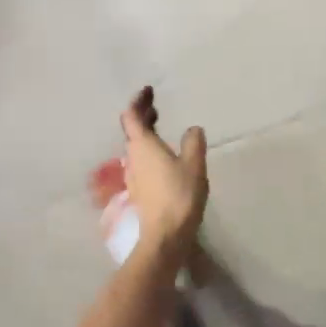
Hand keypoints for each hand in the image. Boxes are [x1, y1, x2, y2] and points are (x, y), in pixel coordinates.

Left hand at [119, 87, 208, 258]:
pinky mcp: (139, 190)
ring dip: (145, 133)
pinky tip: (163, 156)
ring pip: (135, 146)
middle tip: (155, 105)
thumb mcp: (193, 165)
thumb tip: (193, 129)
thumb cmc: (179, 195)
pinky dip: (149, 149)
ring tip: (160, 127)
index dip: (138, 101)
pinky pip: (141, 161)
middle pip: (132, 130)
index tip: (149, 91)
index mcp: (143, 145)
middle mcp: (133, 157)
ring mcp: (133, 175)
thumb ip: (193, 143)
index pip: (131, 116)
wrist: (165, 235)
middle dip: (142, 116)